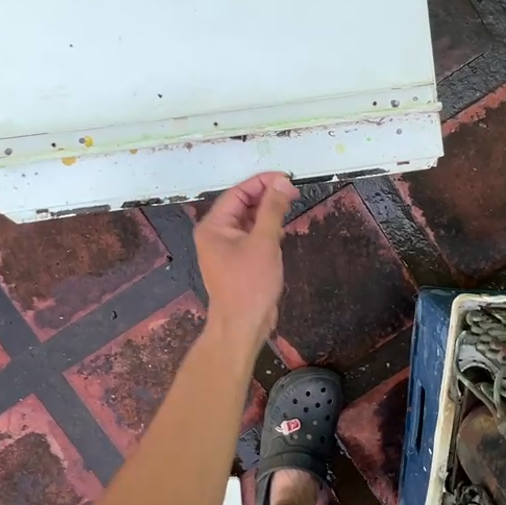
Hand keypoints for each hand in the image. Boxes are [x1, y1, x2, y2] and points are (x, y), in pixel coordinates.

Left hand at [194, 172, 295, 344]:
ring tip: (290, 206)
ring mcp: (225, 249)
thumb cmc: (250, 284)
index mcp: (213, 226)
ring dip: (267, 213)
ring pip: (247, 220)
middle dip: (266, 196)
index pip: (238, 193)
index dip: (262, 182)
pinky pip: (251, 236)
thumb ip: (272, 210)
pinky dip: (266, 230)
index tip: (286, 178)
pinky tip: (282, 230)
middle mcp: (215, 234)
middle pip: (241, 204)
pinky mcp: (237, 261)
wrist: (242, 326)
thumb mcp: (264, 242)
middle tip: (292, 191)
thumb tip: (282, 183)